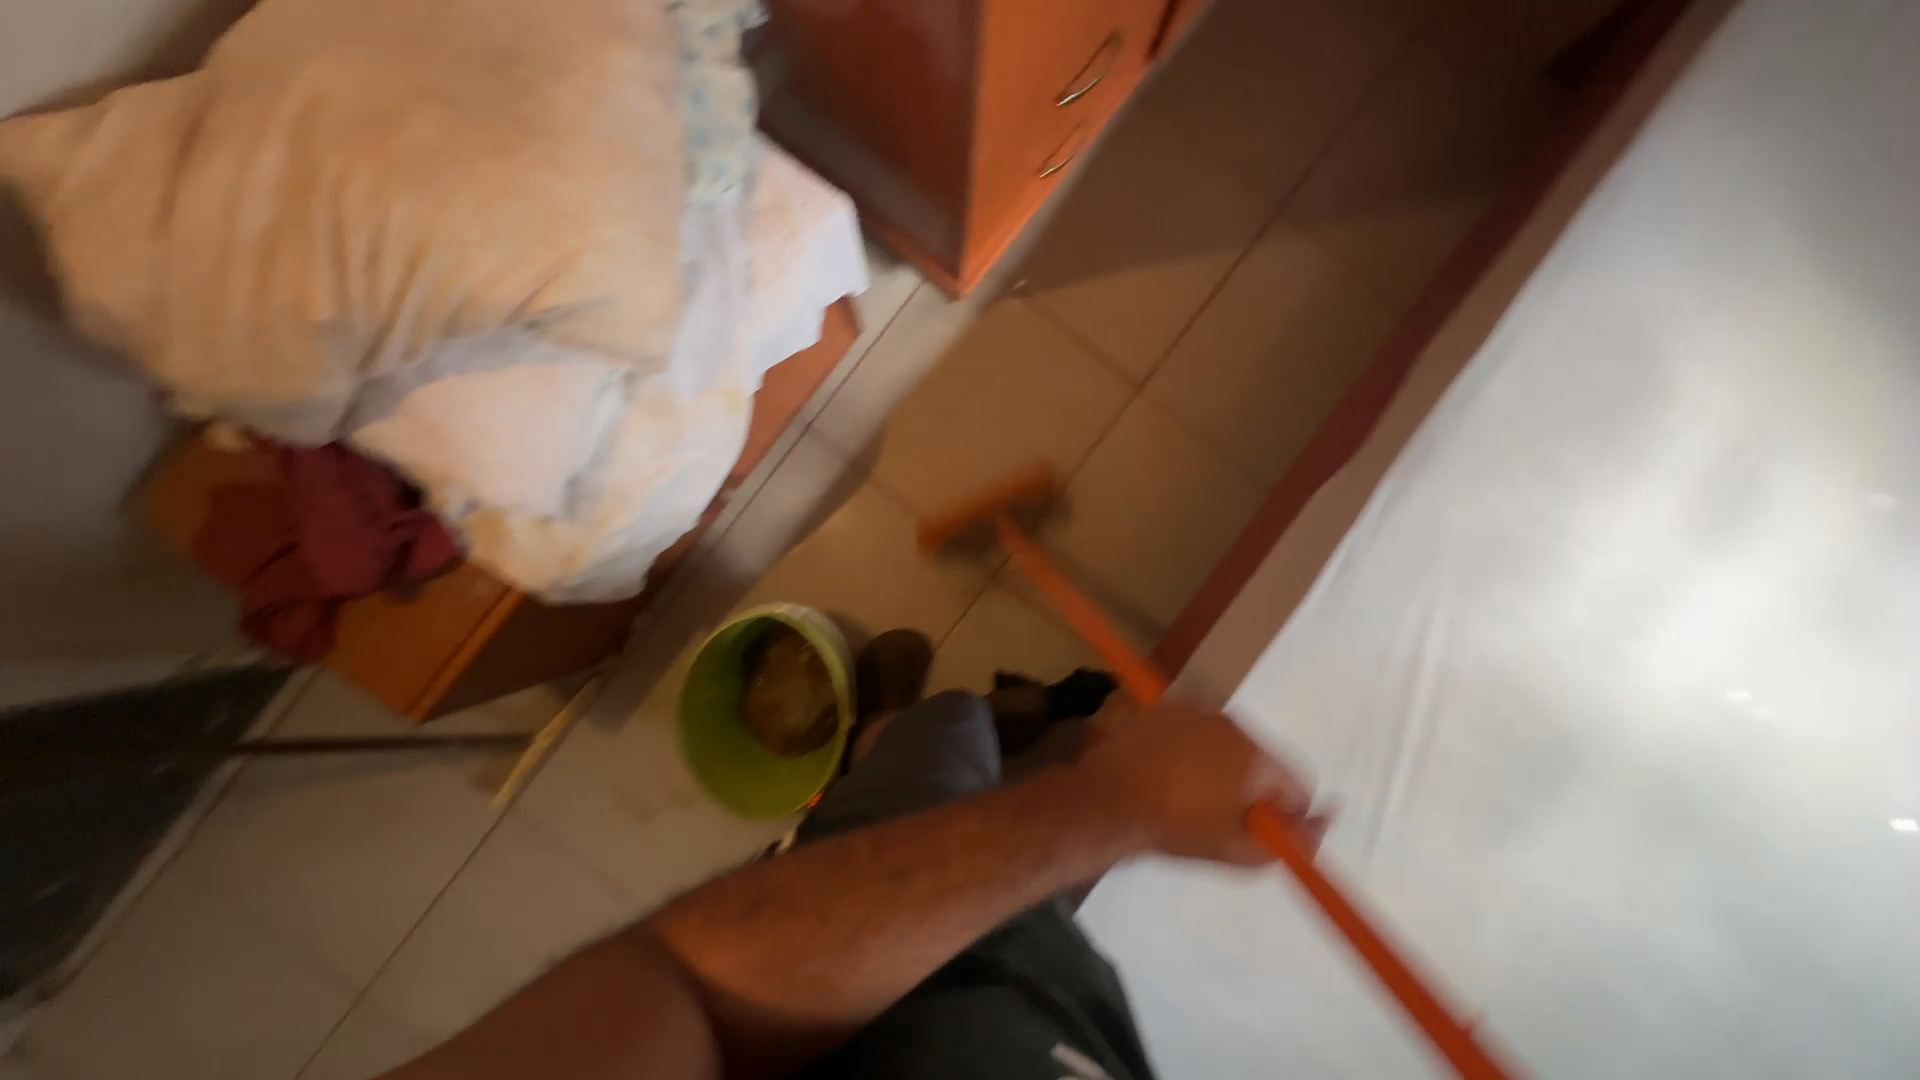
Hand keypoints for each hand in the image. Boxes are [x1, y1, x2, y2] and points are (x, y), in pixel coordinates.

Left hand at [1074, 701, 1330, 866]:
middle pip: (1261, 760)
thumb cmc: (1176, 826)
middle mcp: (1231, 722)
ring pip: (1226, 744)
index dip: (1286, 815)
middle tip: (1219, 818)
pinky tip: (1168, 773)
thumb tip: (1328, 819)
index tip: (1260, 833)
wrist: (1108, 798)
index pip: (1297, 784)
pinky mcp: (1164, 707)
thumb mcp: (1239, 849)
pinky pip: (1194, 731)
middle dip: (1251, 789)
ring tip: (1188, 796)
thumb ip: (1292, 839)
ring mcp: (1194, 709)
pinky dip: (1190, 749)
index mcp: (1256, 754)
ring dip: (1220, 767)